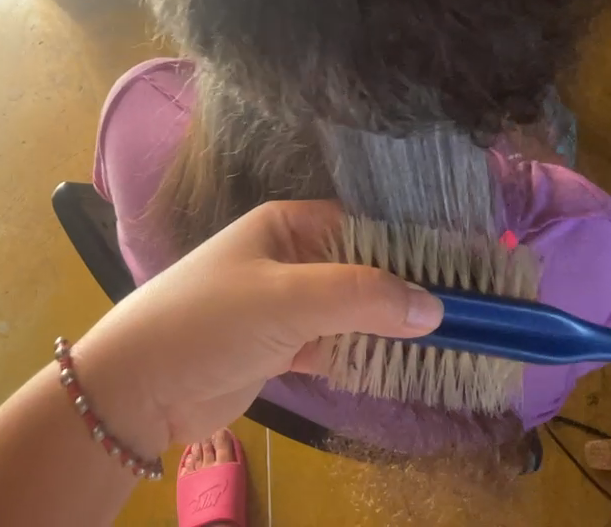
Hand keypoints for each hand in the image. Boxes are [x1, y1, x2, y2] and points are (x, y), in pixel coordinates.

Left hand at [70, 200, 443, 450]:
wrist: (140, 385)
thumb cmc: (209, 319)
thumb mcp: (286, 299)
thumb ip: (359, 298)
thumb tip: (435, 305)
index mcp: (287, 225)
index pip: (363, 226)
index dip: (412, 245)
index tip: (466, 268)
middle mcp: (290, 257)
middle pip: (362, 268)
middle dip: (407, 289)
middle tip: (470, 310)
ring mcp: (286, 303)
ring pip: (352, 309)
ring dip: (389, 325)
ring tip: (452, 340)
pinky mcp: (281, 346)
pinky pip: (336, 344)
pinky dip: (365, 354)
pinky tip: (404, 365)